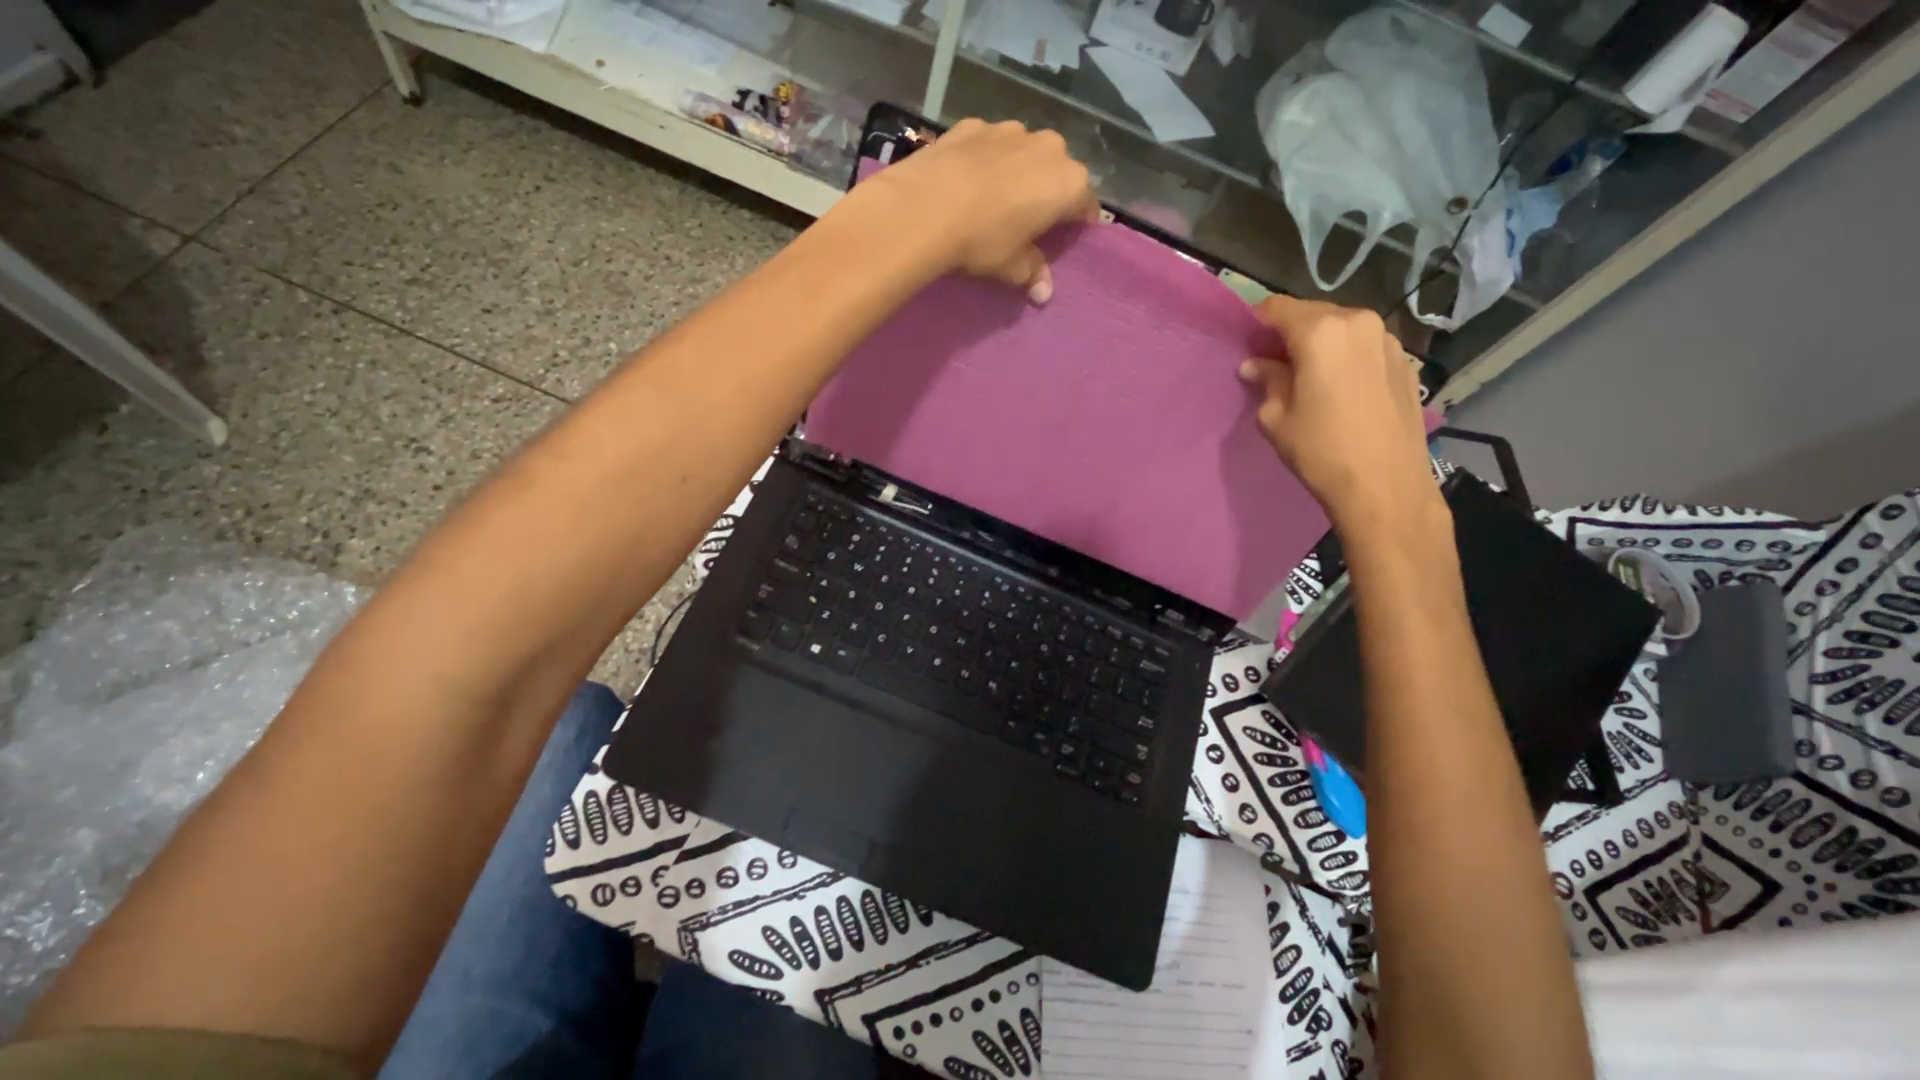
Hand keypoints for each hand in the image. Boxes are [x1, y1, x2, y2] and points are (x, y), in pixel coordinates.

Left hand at [843, 118, 1097, 302]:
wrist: (923, 206)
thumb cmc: (981, 240)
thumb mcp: (1010, 266)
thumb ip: (1032, 273)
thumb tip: (1043, 292)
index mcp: (1069, 183)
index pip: (1086, 205)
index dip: (1075, 224)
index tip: (1061, 240)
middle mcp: (1048, 147)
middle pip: (1057, 172)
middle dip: (1046, 192)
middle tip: (1025, 220)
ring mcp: (1010, 130)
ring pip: (1024, 152)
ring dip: (1016, 170)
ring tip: (991, 198)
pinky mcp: (973, 124)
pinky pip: (989, 144)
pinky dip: (984, 159)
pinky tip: (964, 180)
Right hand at [1238, 296, 1436, 532]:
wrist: (1386, 487)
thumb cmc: (1322, 451)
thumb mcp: (1277, 418)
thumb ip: (1266, 380)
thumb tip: (1256, 365)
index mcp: (1320, 331)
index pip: (1277, 307)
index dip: (1258, 324)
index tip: (1249, 347)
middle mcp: (1358, 322)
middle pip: (1312, 314)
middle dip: (1290, 334)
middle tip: (1276, 365)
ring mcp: (1387, 340)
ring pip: (1342, 329)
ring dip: (1322, 345)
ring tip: (1312, 379)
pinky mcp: (1406, 362)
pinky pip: (1366, 347)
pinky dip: (1348, 358)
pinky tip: (1343, 390)